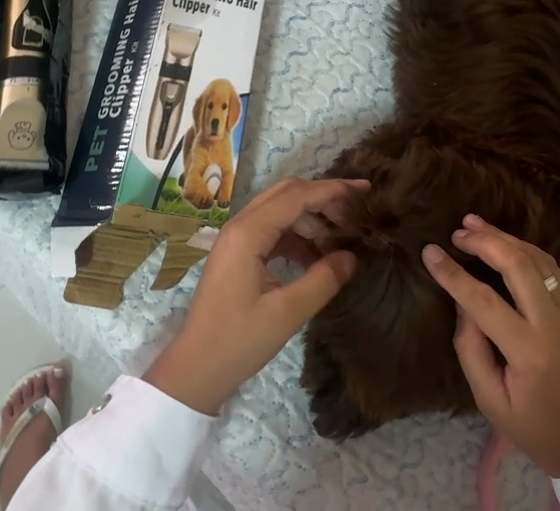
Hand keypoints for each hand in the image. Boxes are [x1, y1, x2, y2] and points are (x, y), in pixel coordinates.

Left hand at [145, 177, 367, 414]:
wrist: (195, 369)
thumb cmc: (238, 341)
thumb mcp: (287, 313)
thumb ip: (322, 280)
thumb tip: (352, 257)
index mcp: (247, 233)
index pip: (296, 195)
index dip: (332, 190)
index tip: (365, 191)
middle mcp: (240, 226)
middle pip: (287, 193)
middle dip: (323, 197)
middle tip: (357, 212)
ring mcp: (237, 239)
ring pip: (280, 210)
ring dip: (312, 217)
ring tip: (343, 237)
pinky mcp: (238, 254)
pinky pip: (273, 230)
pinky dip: (298, 235)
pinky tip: (319, 256)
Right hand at [422, 215, 559, 477]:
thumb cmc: (537, 429)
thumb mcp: (491, 401)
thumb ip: (471, 349)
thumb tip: (461, 303)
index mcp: (528, 351)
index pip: (483, 300)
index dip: (452, 273)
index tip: (429, 252)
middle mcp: (552, 324)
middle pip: (518, 264)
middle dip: (484, 241)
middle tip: (455, 233)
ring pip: (538, 259)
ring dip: (505, 238)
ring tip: (474, 225)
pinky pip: (551, 268)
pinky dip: (525, 248)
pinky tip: (505, 242)